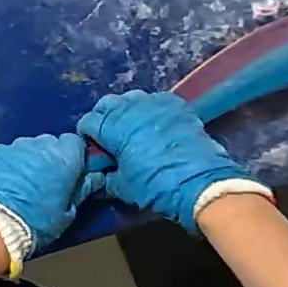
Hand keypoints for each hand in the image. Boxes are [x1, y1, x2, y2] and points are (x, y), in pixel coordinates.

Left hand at [0, 134, 97, 258]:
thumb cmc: (37, 222)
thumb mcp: (67, 212)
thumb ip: (82, 189)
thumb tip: (96, 177)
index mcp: (65, 157)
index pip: (76, 142)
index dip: (74, 155)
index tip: (71, 171)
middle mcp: (42, 144)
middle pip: (52, 143)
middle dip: (52, 157)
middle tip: (48, 180)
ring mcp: (17, 146)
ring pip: (30, 146)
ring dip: (31, 159)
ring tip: (24, 183)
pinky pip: (9, 153)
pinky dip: (10, 163)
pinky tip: (6, 181)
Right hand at [78, 90, 252, 231]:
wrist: (201, 182)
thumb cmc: (156, 186)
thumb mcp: (124, 188)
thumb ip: (107, 177)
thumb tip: (100, 175)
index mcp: (113, 126)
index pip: (88, 122)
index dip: (87, 136)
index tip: (92, 148)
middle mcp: (130, 107)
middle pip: (107, 104)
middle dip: (104, 118)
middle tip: (109, 137)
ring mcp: (154, 102)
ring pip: (131, 98)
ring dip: (127, 111)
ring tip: (131, 129)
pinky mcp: (176, 104)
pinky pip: (156, 100)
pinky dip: (150, 110)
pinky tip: (154, 125)